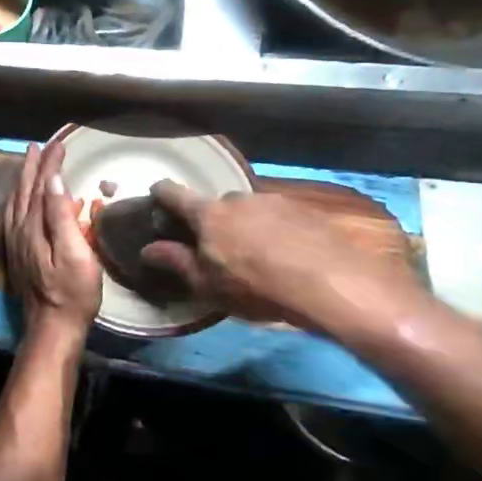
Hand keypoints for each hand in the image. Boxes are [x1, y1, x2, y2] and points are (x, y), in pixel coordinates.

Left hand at [4, 142, 100, 336]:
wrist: (52, 328)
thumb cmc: (72, 293)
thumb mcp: (75, 254)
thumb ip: (61, 216)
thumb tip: (53, 180)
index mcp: (34, 227)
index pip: (41, 186)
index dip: (49, 164)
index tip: (58, 144)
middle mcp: (19, 230)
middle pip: (24, 191)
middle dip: (32, 167)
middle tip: (38, 146)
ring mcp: (16, 243)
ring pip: (16, 202)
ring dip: (24, 180)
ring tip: (30, 164)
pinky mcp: (18, 254)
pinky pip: (14, 216)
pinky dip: (20, 200)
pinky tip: (25, 202)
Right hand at [142, 181, 424, 340]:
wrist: (333, 284)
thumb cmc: (257, 287)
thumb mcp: (208, 284)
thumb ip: (176, 262)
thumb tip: (148, 249)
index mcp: (208, 214)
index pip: (174, 193)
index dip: (162, 193)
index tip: (156, 195)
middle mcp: (239, 198)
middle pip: (216, 205)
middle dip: (212, 221)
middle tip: (215, 245)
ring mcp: (275, 200)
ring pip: (250, 210)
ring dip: (246, 226)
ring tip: (255, 253)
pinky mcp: (306, 210)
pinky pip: (279, 217)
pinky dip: (275, 230)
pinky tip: (285, 254)